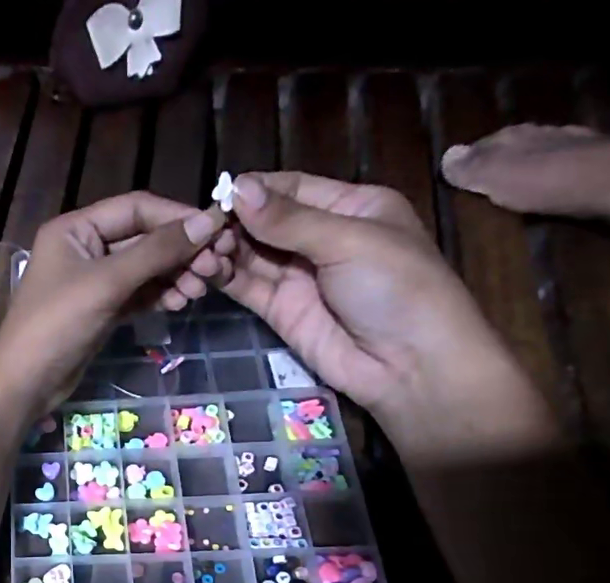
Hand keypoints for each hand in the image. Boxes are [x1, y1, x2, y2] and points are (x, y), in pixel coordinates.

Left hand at [0, 191, 231, 421]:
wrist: (26, 384)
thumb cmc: (58, 325)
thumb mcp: (108, 283)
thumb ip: (157, 251)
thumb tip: (208, 220)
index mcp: (76, 228)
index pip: (137, 208)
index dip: (178, 217)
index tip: (217, 231)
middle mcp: (85, 248)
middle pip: (144, 239)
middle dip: (181, 252)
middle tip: (216, 268)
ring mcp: (94, 281)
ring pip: (145, 269)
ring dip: (175, 276)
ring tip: (200, 291)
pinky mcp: (101, 310)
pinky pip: (139, 294)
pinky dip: (161, 296)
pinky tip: (181, 303)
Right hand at [222, 172, 559, 460]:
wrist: (410, 365)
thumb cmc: (396, 286)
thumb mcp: (348, 240)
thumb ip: (290, 220)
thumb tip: (238, 188)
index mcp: (351, 208)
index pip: (293, 188)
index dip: (256, 190)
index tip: (219, 193)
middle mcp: (322, 239)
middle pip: (267, 222)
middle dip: (235, 222)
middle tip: (201, 227)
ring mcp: (300, 278)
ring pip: (253, 255)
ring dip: (226, 250)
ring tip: (199, 249)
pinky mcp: (282, 313)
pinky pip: (249, 288)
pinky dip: (227, 277)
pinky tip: (205, 268)